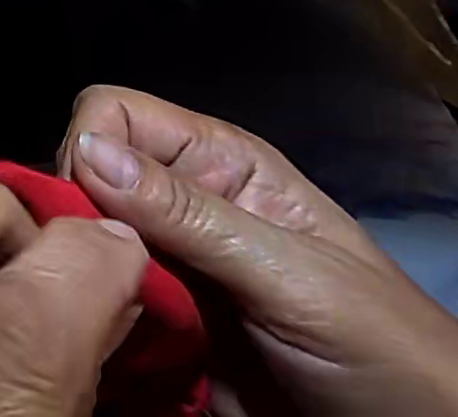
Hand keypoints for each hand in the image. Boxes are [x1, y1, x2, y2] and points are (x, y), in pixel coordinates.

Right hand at [58, 86, 457, 416]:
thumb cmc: (380, 343)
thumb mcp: (290, 273)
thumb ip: (189, 212)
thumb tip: (86, 149)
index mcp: (214, 158)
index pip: (116, 114)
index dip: (89, 146)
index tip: (86, 210)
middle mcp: (178, 198)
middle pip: (90, 174)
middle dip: (77, 215)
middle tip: (91, 277)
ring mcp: (165, 262)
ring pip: (87, 237)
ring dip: (80, 270)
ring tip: (89, 315)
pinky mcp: (158, 322)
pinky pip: (99, 299)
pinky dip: (91, 316)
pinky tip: (99, 342)